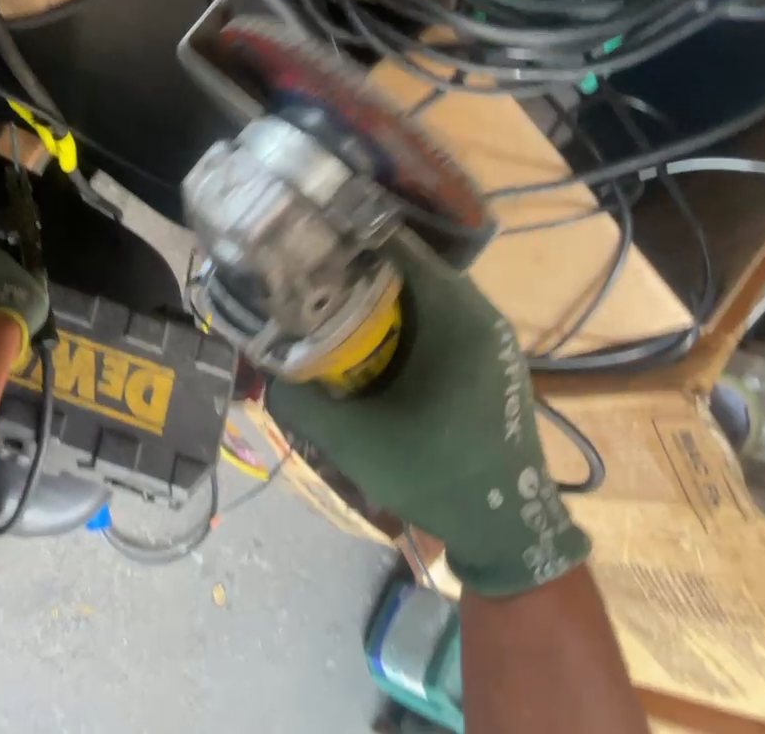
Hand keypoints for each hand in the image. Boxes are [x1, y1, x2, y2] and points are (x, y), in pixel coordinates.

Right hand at [264, 232, 589, 596]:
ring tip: (313, 296)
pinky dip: (388, 315)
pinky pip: (427, 316)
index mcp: (457, 318)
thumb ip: (298, 397)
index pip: (393, 243)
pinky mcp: (480, 357)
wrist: (506, 530)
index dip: (340, 235)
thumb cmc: (435, 476)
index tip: (294, 238)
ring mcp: (484, 336)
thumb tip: (258, 361)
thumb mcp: (352, 440)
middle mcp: (477, 314)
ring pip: (413, 290)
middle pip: (401, 263)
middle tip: (293, 269)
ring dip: (366, 291)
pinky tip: (351, 335)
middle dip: (346, 263)